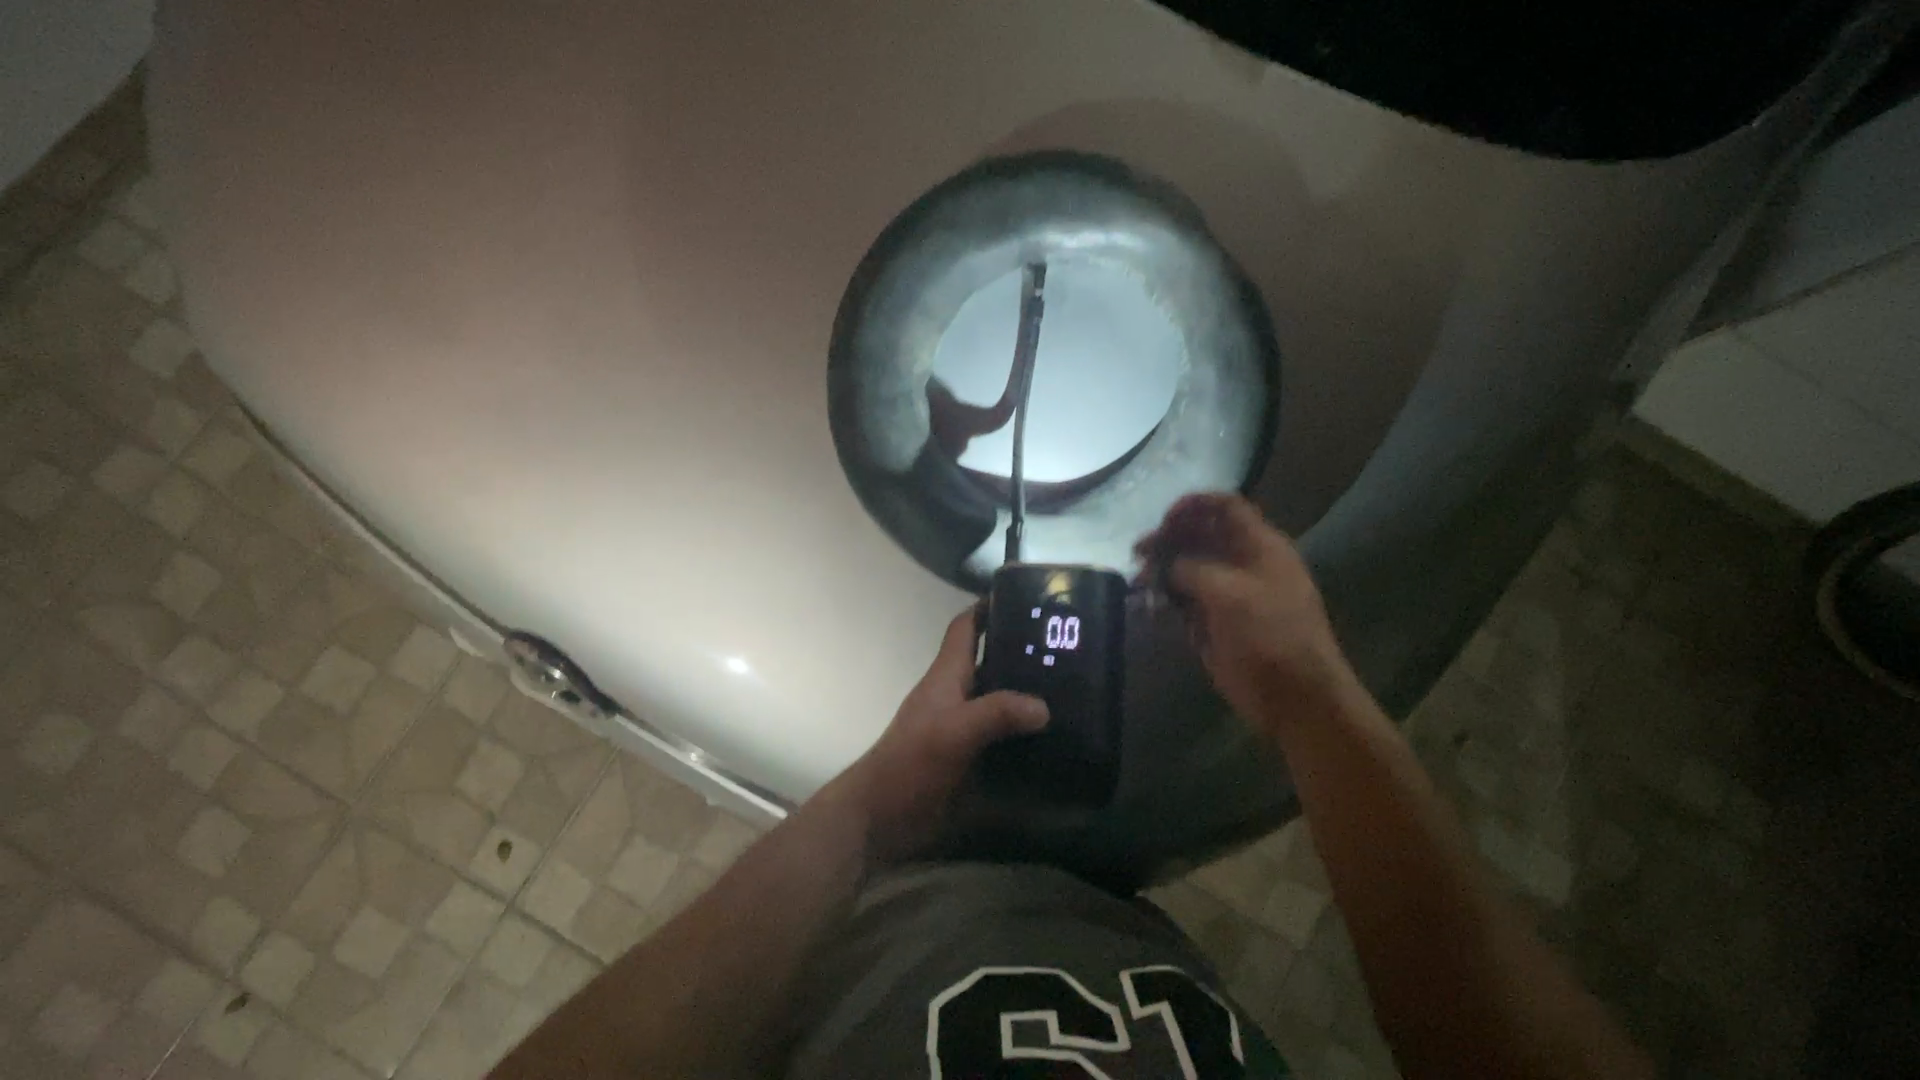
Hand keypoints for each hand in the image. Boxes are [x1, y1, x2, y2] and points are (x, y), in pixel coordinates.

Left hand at [828, 609, 1048, 862]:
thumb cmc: (911, 763)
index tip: (1027, 598)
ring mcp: (962, 728)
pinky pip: (1003, 737)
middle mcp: (957, 695)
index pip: (966, 627)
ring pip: (1001, 701)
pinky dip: (1026, 734)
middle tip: (1072, 651)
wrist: (881, 817)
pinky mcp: (969, 759)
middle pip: (991, 662)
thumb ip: (996, 713)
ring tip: (1076, 693)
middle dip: (1025, 653)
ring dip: (1030, 696)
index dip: (989, 607)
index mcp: (947, 676)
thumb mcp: (954, 731)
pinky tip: (1057, 740)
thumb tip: (1044, 706)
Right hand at [1134, 493, 1357, 730]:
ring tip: (1138, 581)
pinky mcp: (1217, 624)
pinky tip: (1148, 604)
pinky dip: (1167, 599)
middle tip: (1139, 553)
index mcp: (1260, 547)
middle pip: (1202, 536)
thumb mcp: (1229, 593)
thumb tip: (1165, 566)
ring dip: (1163, 570)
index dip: (1194, 505)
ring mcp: (1230, 595)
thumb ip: (1192, 569)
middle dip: (1170, 539)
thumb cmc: (1270, 635)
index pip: (1226, 508)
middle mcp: (1244, 565)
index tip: (1164, 519)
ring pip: (1190, 569)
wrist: (1295, 696)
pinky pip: (1186, 601)